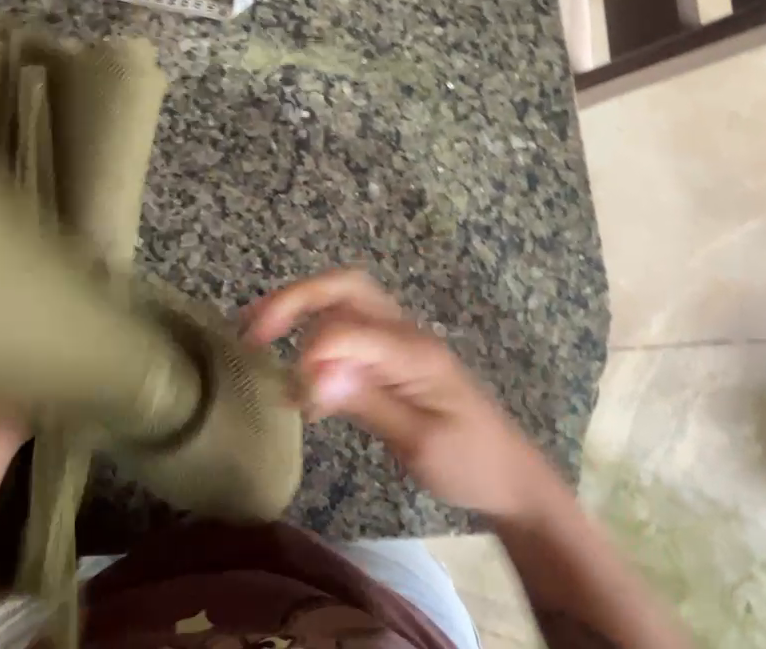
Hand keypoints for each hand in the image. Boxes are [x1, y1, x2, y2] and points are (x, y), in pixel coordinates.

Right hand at [243, 269, 556, 517]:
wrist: (513, 478)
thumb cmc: (471, 464)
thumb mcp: (420, 443)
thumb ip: (366, 402)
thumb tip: (309, 375)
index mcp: (413, 351)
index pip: (347, 329)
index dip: (311, 354)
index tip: (295, 396)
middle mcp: (404, 333)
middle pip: (344, 286)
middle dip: (294, 298)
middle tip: (252, 328)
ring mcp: (400, 341)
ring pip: (344, 300)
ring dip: (299, 309)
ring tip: (256, 334)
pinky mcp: (394, 357)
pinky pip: (348, 329)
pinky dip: (314, 335)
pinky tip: (295, 370)